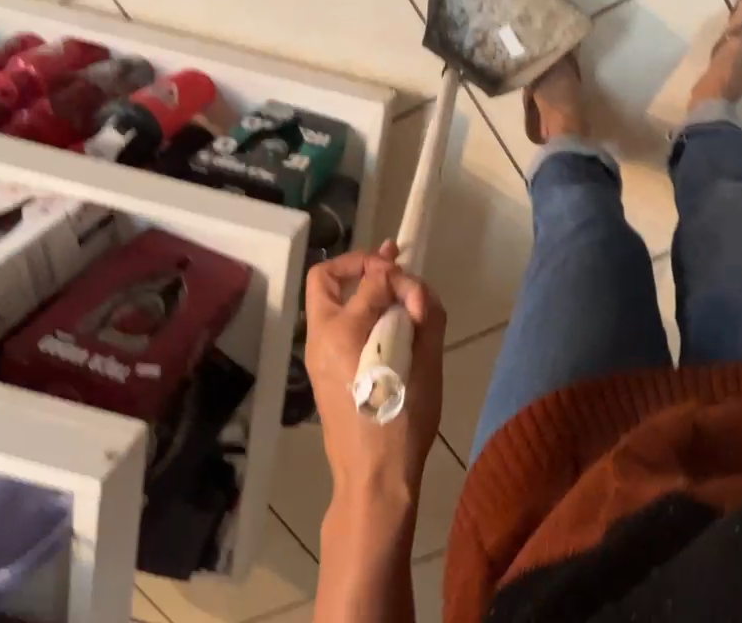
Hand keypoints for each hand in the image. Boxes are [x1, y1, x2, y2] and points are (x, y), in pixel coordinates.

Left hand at [304, 243, 445, 508]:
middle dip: (366, 265)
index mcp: (340, 330)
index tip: (416, 288)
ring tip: (407, 299)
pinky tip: (397, 326)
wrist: (375, 477)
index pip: (369, 276)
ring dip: (368, 292)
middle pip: (329, 279)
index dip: (396, 273)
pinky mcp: (328, 373)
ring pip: (336, 303)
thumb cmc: (401, 418)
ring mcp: (319, 357)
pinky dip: (366, 318)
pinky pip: (343, 329)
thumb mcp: (422, 360)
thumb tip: (414, 293)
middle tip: (398, 264)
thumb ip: (421, 314)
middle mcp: (321, 338)